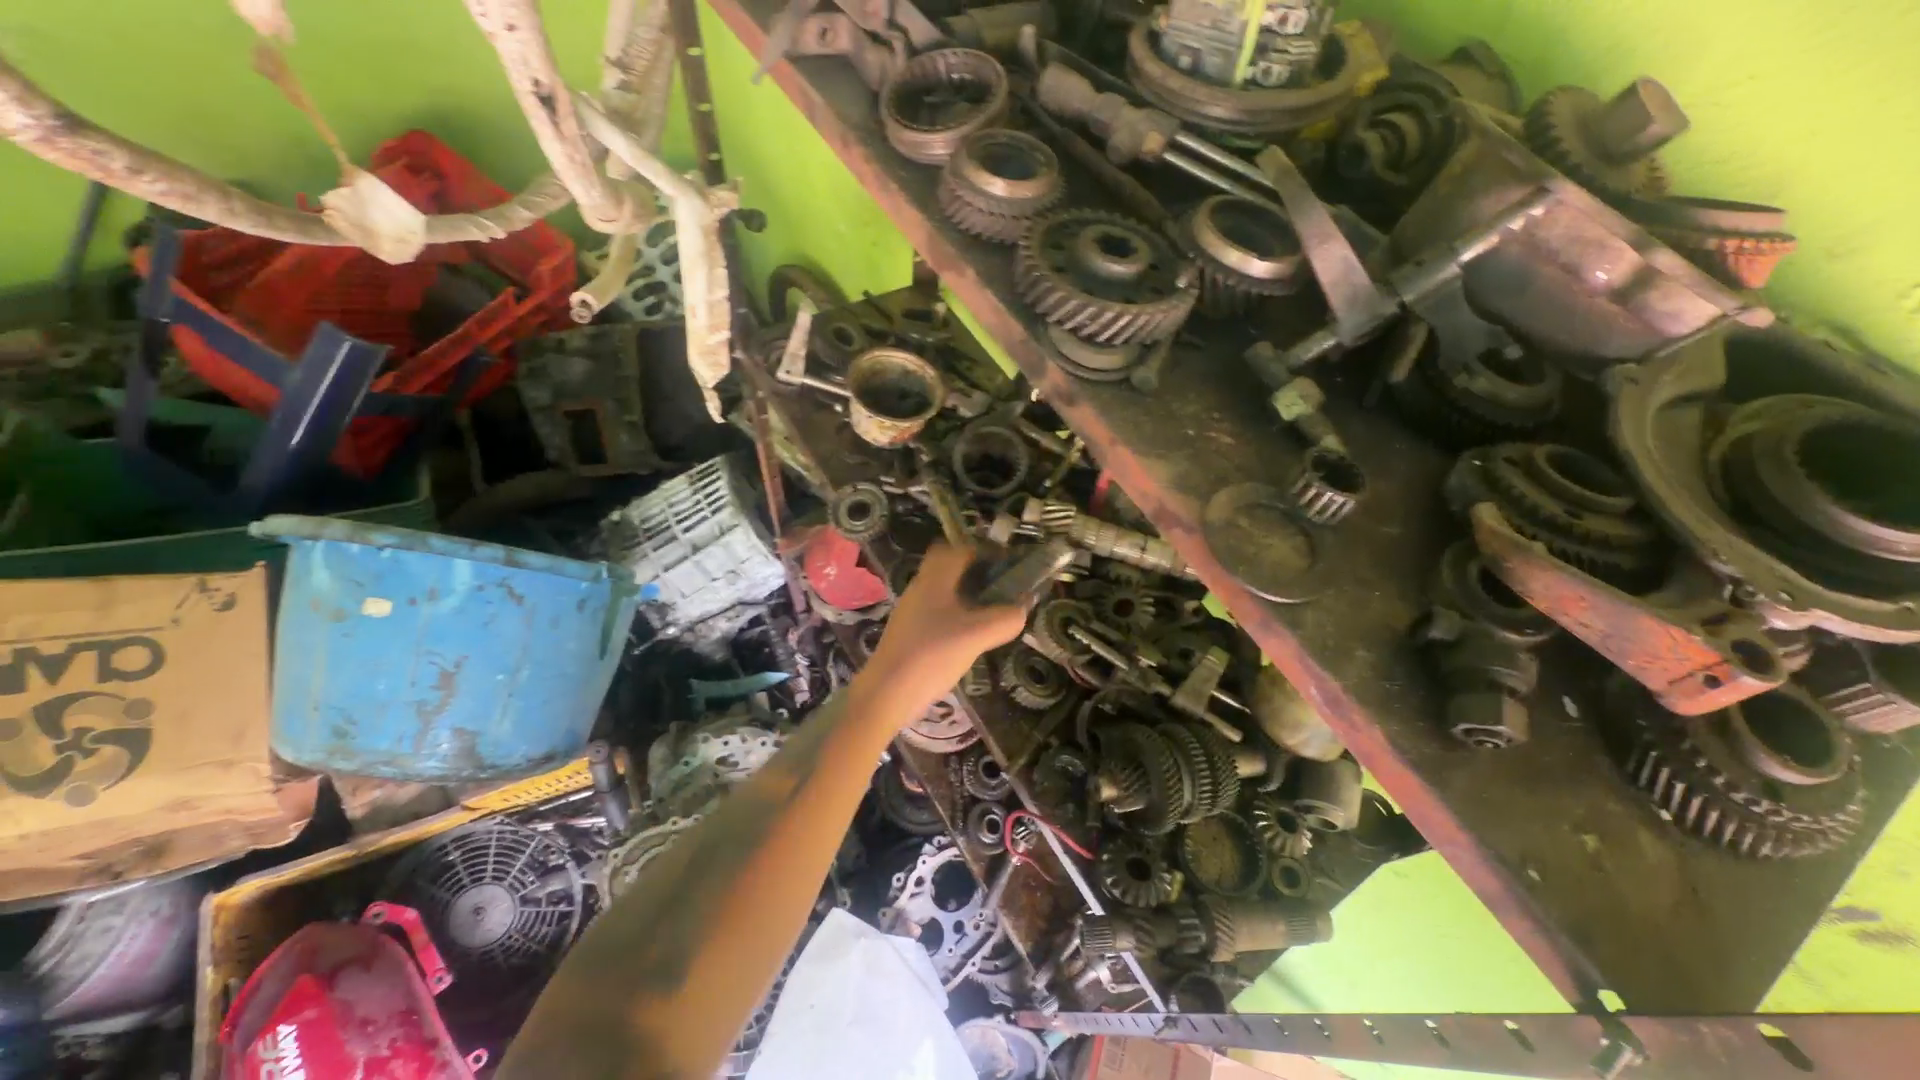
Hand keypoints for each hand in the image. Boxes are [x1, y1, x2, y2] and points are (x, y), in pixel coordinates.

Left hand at [864, 544, 1029, 718]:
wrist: (886, 693)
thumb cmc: (932, 655)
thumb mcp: (977, 636)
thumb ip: (1006, 619)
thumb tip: (1023, 607)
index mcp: (933, 580)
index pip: (957, 550)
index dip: (983, 553)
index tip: (1006, 566)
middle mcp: (919, 589)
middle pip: (948, 569)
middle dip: (974, 575)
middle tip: (999, 591)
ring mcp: (910, 612)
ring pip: (941, 592)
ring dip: (965, 597)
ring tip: (989, 616)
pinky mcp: (907, 633)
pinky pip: (935, 614)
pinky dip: (954, 618)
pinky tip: (967, 639)